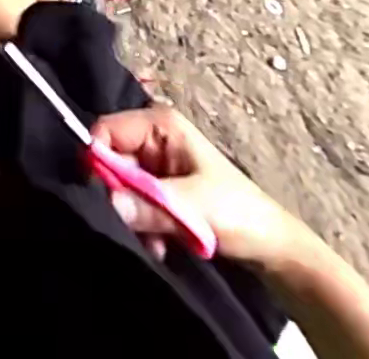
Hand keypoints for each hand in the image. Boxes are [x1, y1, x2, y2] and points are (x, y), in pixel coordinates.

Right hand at [91, 106, 318, 268]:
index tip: (105, 197)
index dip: (98, 161)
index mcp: (160, 123)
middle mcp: (152, 136)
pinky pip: (132, 200)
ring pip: (120, 185)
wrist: (270, 245)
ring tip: (155, 240)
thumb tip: (109, 200)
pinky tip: (159, 243)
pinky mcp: (158, 186)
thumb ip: (149, 203)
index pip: (107, 130)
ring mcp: (155, 161)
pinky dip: (140, 223)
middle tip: (137, 226)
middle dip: (120, 196)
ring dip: (132, 215)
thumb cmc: (237, 213)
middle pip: (111, 159)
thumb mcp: (193, 208)